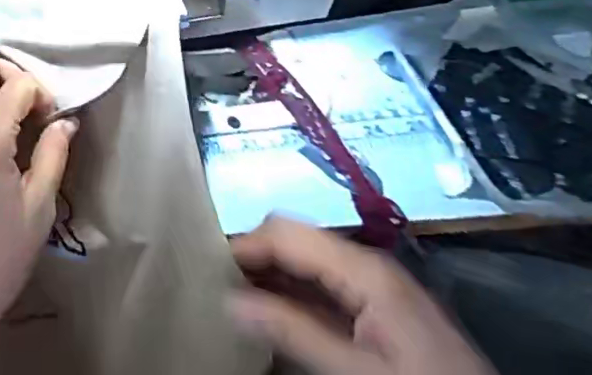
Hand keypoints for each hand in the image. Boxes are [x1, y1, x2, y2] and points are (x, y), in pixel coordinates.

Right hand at [227, 217, 493, 374]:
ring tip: (238, 296)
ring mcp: (378, 286)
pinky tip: (277, 314)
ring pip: (308, 262)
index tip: (208, 264)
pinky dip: (295, 293)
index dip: (244, 243)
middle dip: (256, 254)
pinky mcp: (383, 311)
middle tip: (219, 280)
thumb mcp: (355, 369)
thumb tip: (229, 298)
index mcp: (364, 266)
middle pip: (296, 239)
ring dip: (272, 275)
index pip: (285, 231)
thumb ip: (294, 330)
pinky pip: (326, 287)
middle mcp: (369, 263)